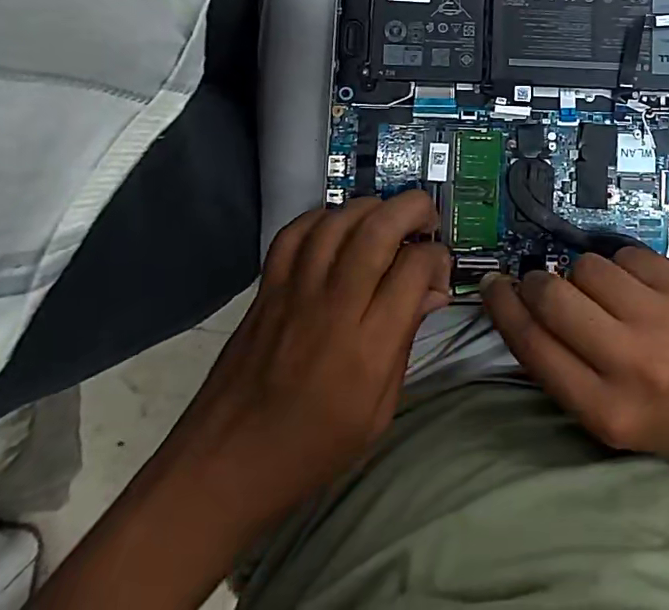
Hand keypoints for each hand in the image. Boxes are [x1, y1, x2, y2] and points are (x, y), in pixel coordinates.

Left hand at [165, 191, 449, 522]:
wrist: (229, 460)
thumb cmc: (313, 447)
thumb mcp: (378, 412)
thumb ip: (405, 343)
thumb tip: (432, 292)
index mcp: (369, 346)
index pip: (414, 270)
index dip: (437, 258)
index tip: (439, 270)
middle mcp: (334, 305)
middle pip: (378, 229)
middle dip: (411, 210)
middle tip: (424, 222)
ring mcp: (295, 290)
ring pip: (337, 221)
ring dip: (369, 208)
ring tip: (386, 220)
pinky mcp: (266, 287)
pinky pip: (293, 233)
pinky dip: (320, 218)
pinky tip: (336, 227)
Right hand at [481, 246, 668, 469]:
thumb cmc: (663, 418)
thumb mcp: (601, 415)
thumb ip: (555, 364)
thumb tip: (514, 299)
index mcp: (606, 408)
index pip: (531, 342)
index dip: (502, 306)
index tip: (493, 286)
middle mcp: (636, 365)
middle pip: (553, 296)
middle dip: (537, 283)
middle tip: (541, 285)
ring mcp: (665, 322)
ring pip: (587, 267)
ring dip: (581, 275)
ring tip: (601, 296)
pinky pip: (625, 253)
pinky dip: (619, 265)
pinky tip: (633, 288)